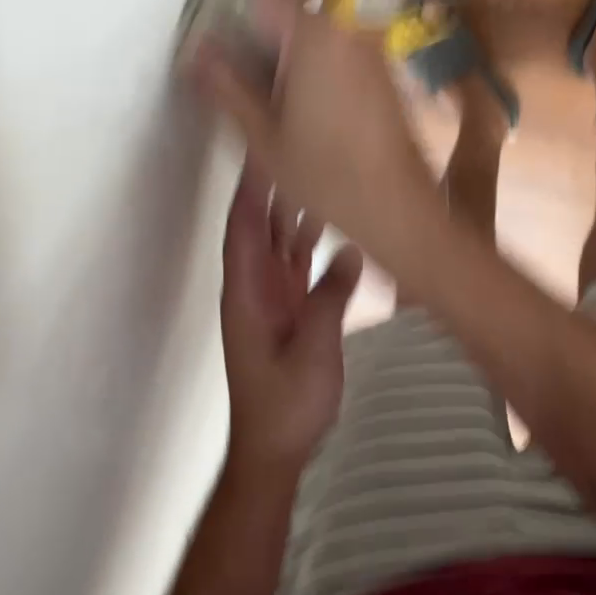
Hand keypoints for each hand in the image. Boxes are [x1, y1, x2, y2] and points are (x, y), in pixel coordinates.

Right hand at [193, 0, 440, 257]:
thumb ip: (225, 86)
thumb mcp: (262, 135)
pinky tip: (312, 119)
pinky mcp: (385, 73)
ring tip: (278, 111)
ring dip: (291, 61)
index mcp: (314, 34)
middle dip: (262, 44)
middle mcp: (348, 30)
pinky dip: (320, 73)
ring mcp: (372, 51)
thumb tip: (196, 51)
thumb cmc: (325, 174)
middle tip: (248, 91)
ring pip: (316, 38)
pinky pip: (341, 57)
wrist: (395, 205)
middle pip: (289, 16)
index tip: (224, 52)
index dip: (235, 18)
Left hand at [219, 159, 363, 469]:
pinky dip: (311, 243)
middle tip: (301, 145)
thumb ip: (329, 299)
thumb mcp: (312, 351)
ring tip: (321, 172)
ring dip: (295, 210)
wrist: (275, 449)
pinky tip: (335, 225)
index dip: (252, 187)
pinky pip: (298, 266)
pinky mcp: (290, 311)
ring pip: (280, 243)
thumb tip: (351, 251)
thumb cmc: (286, 405)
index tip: (264, 147)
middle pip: (261, 227)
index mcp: (247, 293)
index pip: (244, 227)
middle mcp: (255, 287)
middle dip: (274, 187)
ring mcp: (272, 298)